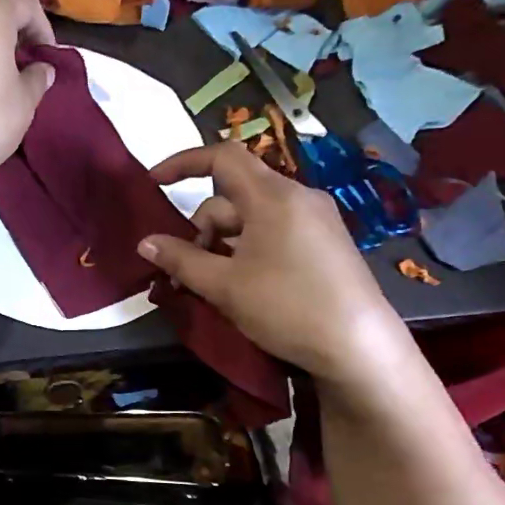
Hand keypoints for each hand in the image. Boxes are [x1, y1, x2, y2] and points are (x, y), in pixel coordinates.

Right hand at [140, 142, 399, 381]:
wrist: (360, 348)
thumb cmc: (287, 307)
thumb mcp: (224, 286)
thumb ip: (181, 260)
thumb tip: (144, 243)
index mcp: (273, 196)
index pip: (222, 156)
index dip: (183, 162)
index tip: (154, 183)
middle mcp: (298, 197)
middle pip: (233, 196)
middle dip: (201, 228)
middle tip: (184, 272)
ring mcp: (316, 220)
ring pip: (253, 218)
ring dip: (223, 244)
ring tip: (211, 285)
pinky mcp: (326, 244)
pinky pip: (274, 232)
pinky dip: (248, 249)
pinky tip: (243, 285)